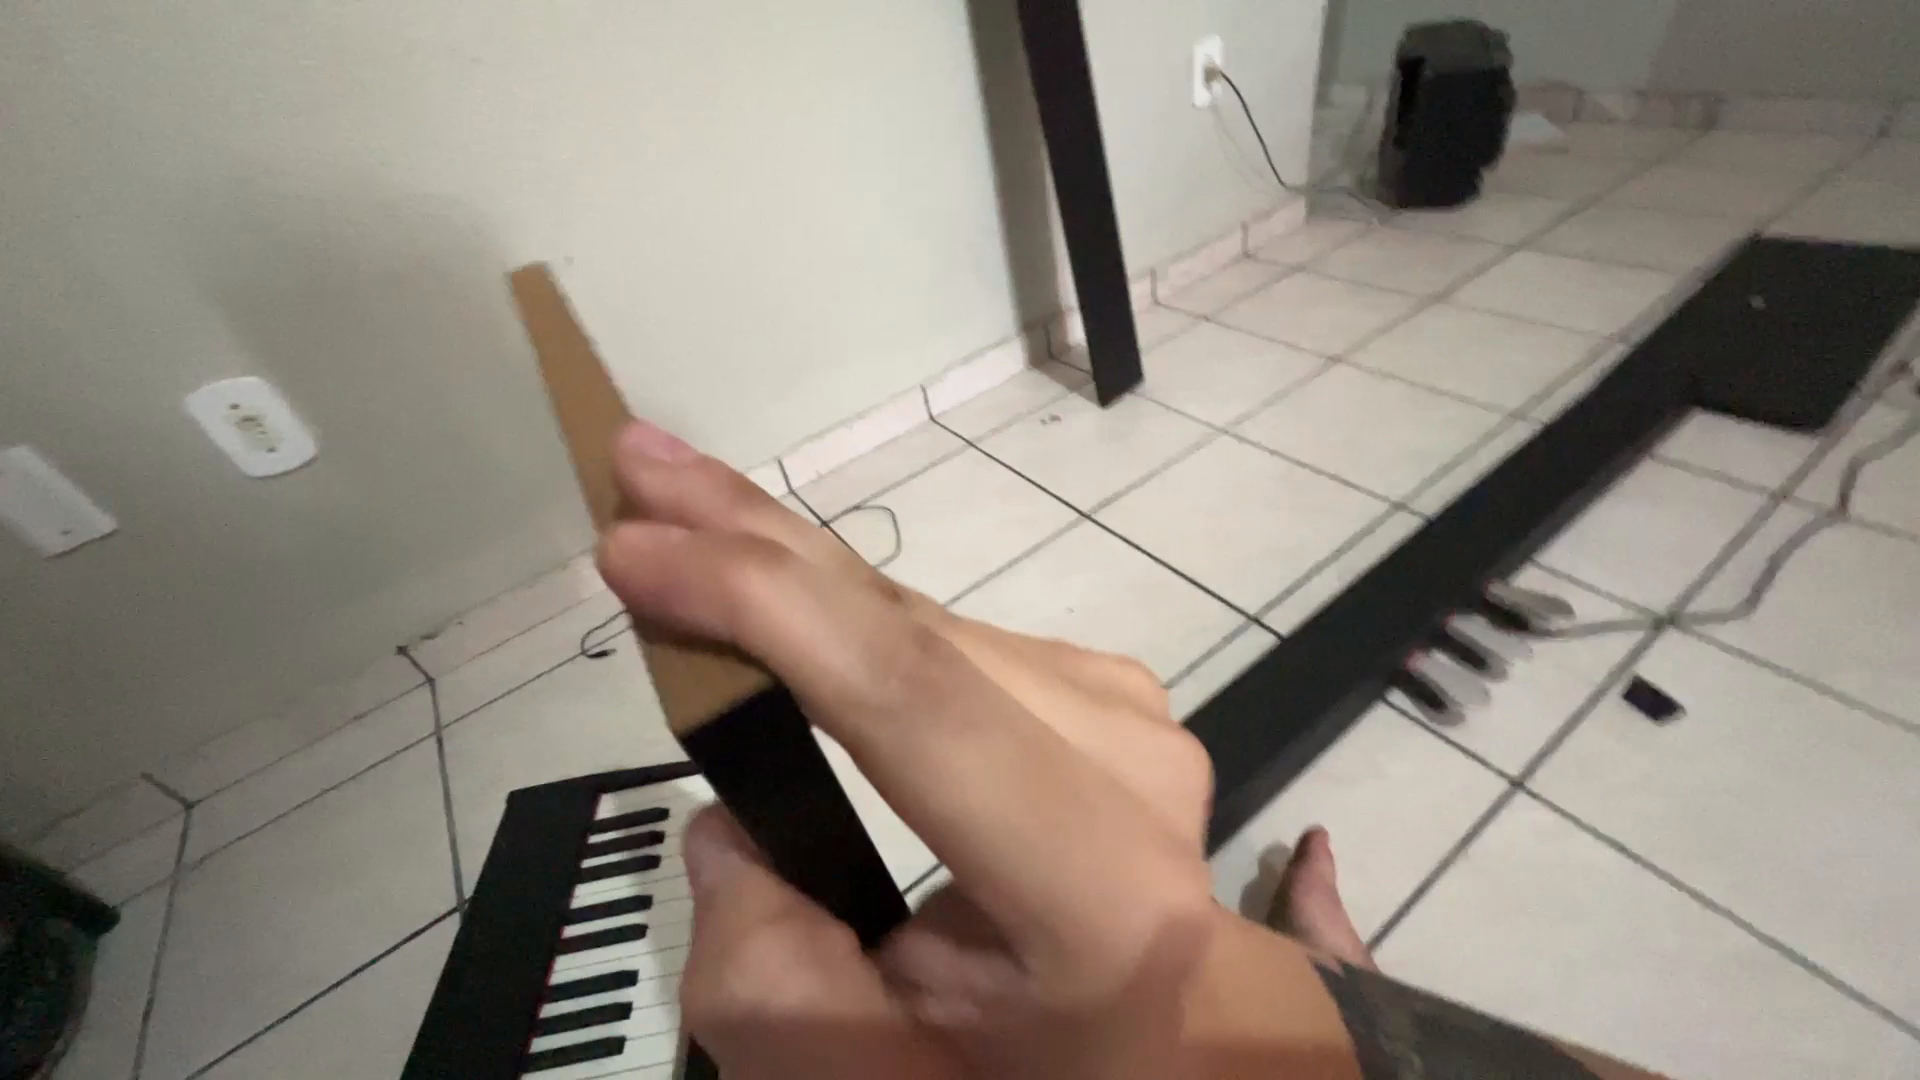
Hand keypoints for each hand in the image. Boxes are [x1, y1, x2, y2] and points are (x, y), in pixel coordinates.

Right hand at [597, 420, 1218, 1078]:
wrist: (1174, 1020)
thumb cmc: (1041, 1062)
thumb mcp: (886, 1077)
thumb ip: (776, 986)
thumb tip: (724, 823)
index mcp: (1098, 880)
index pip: (911, 698)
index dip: (766, 604)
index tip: (632, 543)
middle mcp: (1126, 754)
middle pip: (912, 624)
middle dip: (757, 538)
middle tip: (641, 463)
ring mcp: (1124, 703)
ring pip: (918, 617)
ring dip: (795, 566)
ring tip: (687, 521)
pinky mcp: (1105, 683)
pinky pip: (945, 636)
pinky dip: (849, 610)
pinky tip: (784, 586)